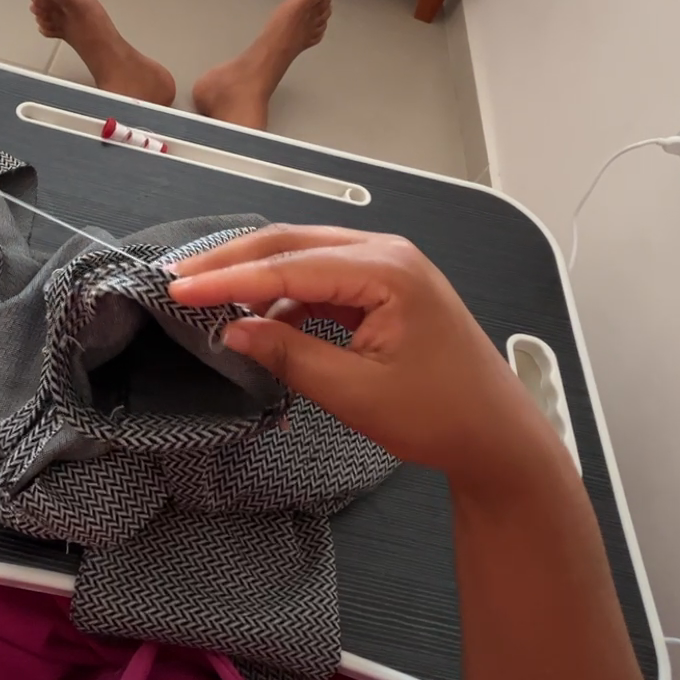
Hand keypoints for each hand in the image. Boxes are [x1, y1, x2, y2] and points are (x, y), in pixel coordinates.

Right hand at [169, 226, 567, 496]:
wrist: (498, 436)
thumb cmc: (439, 416)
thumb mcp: (355, 392)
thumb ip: (289, 355)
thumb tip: (232, 332)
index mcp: (387, 271)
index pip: (290, 266)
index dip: (229, 279)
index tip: (181, 288)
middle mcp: (386, 252)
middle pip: (292, 243)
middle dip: (233, 261)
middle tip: (181, 277)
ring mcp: (385, 265)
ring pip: (302, 256)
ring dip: (255, 274)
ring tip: (209, 294)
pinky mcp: (381, 285)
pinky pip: (320, 278)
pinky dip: (284, 295)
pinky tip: (260, 317)